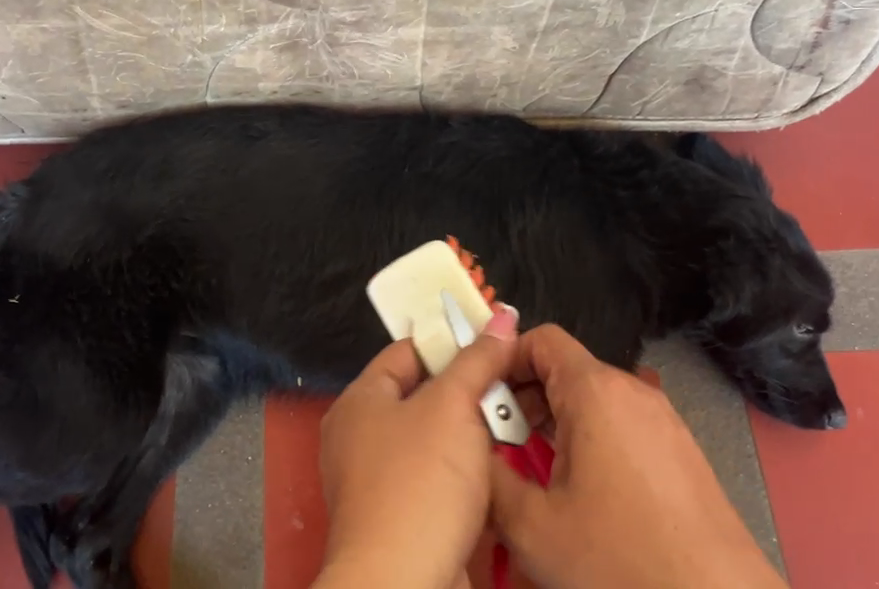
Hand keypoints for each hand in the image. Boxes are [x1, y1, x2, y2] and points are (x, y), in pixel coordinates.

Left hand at [312, 306, 520, 588]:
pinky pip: (439, 481)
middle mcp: (362, 438)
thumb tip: (503, 316)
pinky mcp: (403, 521)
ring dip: (473, 433)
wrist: (403, 586)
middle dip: (468, 390)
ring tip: (518, 420)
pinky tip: (502, 469)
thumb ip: (478, 359)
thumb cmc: (419, 482)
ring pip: (436, 441)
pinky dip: (468, 473)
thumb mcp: (452, 406)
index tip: (495, 340)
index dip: (451, 341)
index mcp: (360, 401)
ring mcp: (380, 483)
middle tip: (515, 382)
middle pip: (423, 396)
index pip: (408, 352)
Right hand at [489, 325, 787, 588]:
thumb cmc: (621, 558)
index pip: (541, 338)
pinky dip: (593, 443)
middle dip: (526, 399)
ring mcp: (663, 419)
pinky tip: (585, 495)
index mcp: (595, 391)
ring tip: (539, 475)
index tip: (483, 401)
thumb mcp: (533, 526)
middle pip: (566, 369)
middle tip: (503, 446)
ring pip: (594, 401)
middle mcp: (632, 391)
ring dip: (557, 424)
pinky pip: (622, 426)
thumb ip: (490, 477)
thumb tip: (472, 452)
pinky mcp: (682, 450)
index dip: (504, 360)